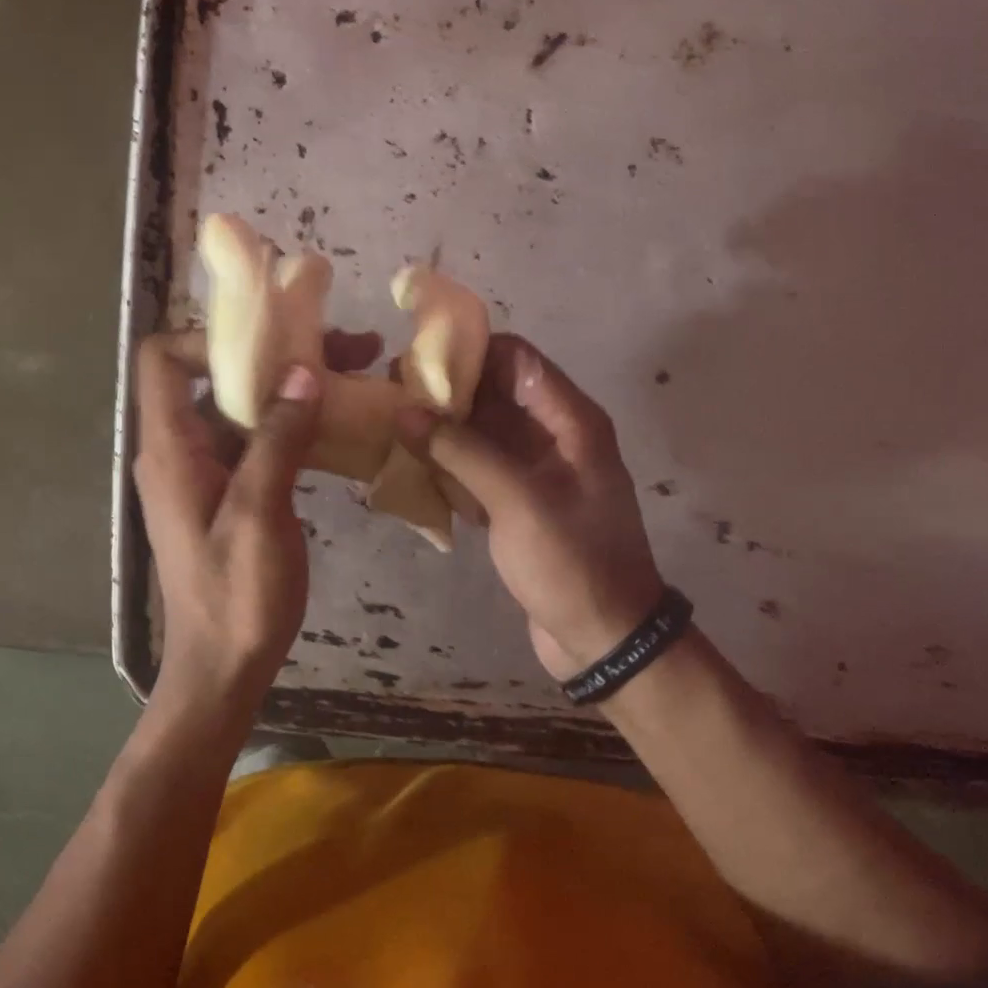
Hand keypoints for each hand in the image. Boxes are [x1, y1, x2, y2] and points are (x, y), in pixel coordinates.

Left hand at [135, 331, 378, 709]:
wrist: (221, 667)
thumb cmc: (234, 597)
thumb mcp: (258, 514)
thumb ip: (275, 440)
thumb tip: (300, 371)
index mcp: (168, 450)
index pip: (162, 359)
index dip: (208, 337)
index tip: (274, 339)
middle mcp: (176, 453)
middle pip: (210, 378)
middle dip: (273, 357)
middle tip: (347, 349)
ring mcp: (199, 476)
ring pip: (238, 411)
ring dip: (289, 392)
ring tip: (358, 378)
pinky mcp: (224, 498)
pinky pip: (253, 446)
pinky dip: (290, 430)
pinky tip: (340, 431)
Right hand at [396, 334, 664, 678]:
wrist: (603, 636)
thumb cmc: (571, 561)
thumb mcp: (517, 500)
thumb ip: (462, 452)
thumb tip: (405, 410)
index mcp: (569, 421)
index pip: (515, 359)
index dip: (466, 350)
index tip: (410, 358)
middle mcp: (551, 436)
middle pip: (491, 392)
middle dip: (441, 391)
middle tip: (384, 398)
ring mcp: (532, 471)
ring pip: (477, 431)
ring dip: (436, 429)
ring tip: (384, 429)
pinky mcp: (514, 503)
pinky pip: (473, 468)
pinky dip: (443, 464)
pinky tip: (405, 468)